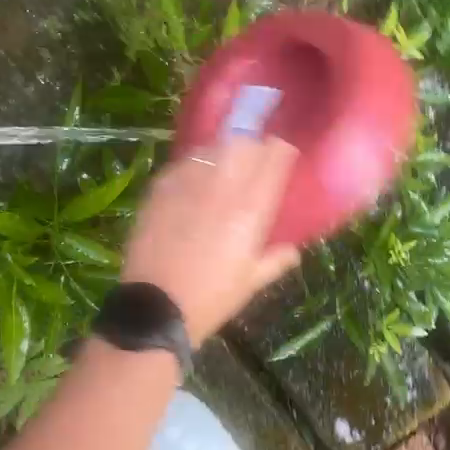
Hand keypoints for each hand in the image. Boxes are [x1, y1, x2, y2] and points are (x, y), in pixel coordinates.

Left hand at [121, 138, 301, 342]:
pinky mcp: (160, 186)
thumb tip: (292, 250)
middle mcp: (222, 184)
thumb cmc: (211, 299)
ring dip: (223, 155)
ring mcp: (188, 181)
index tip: (282, 160)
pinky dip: (194, 168)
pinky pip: (184, 163)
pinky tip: (193, 187)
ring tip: (222, 173)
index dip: (280, 152)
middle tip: (253, 166)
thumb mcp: (251, 282)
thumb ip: (276, 259)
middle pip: (244, 142)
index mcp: (252, 207)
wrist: (157, 307)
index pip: (275, 155)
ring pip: (213, 147)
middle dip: (252, 148)